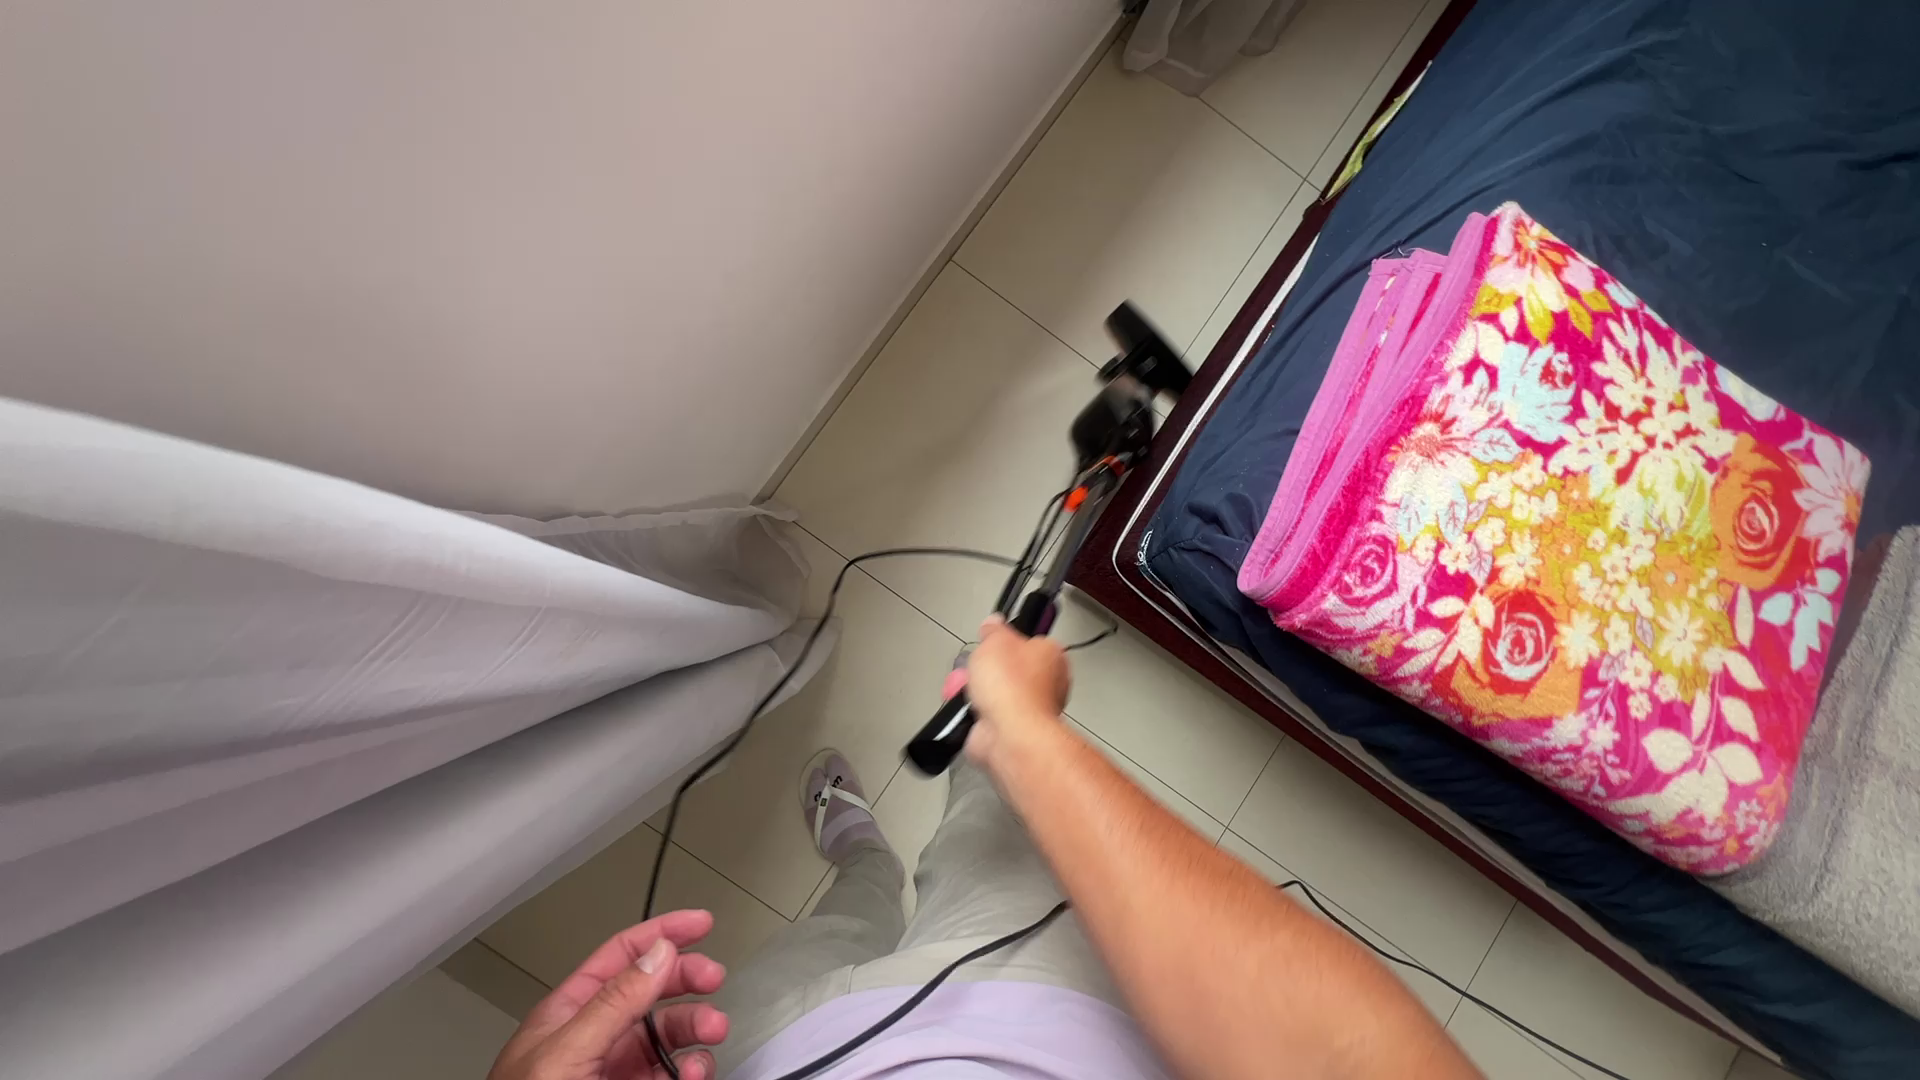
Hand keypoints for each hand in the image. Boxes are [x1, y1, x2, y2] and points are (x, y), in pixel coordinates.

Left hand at [488, 910, 728, 1079]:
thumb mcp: (563, 1059)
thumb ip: (613, 1003)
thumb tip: (660, 951)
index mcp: (567, 1017)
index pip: (618, 957)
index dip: (660, 933)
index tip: (702, 924)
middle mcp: (594, 1040)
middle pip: (651, 990)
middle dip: (686, 979)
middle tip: (714, 979)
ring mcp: (614, 1076)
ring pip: (668, 1035)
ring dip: (696, 1028)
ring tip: (713, 1035)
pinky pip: (671, 1077)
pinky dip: (690, 1072)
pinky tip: (693, 1077)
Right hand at [963, 616, 1068, 767]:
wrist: (1009, 734)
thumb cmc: (1014, 688)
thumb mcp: (996, 641)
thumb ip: (994, 630)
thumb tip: (993, 625)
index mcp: (1050, 656)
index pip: (1029, 642)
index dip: (1006, 642)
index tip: (992, 641)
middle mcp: (1045, 684)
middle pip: (1008, 669)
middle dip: (985, 670)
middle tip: (976, 667)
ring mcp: (1028, 709)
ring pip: (994, 693)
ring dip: (976, 691)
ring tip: (968, 689)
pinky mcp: (1011, 730)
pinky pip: (986, 716)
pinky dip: (973, 714)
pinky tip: (969, 710)